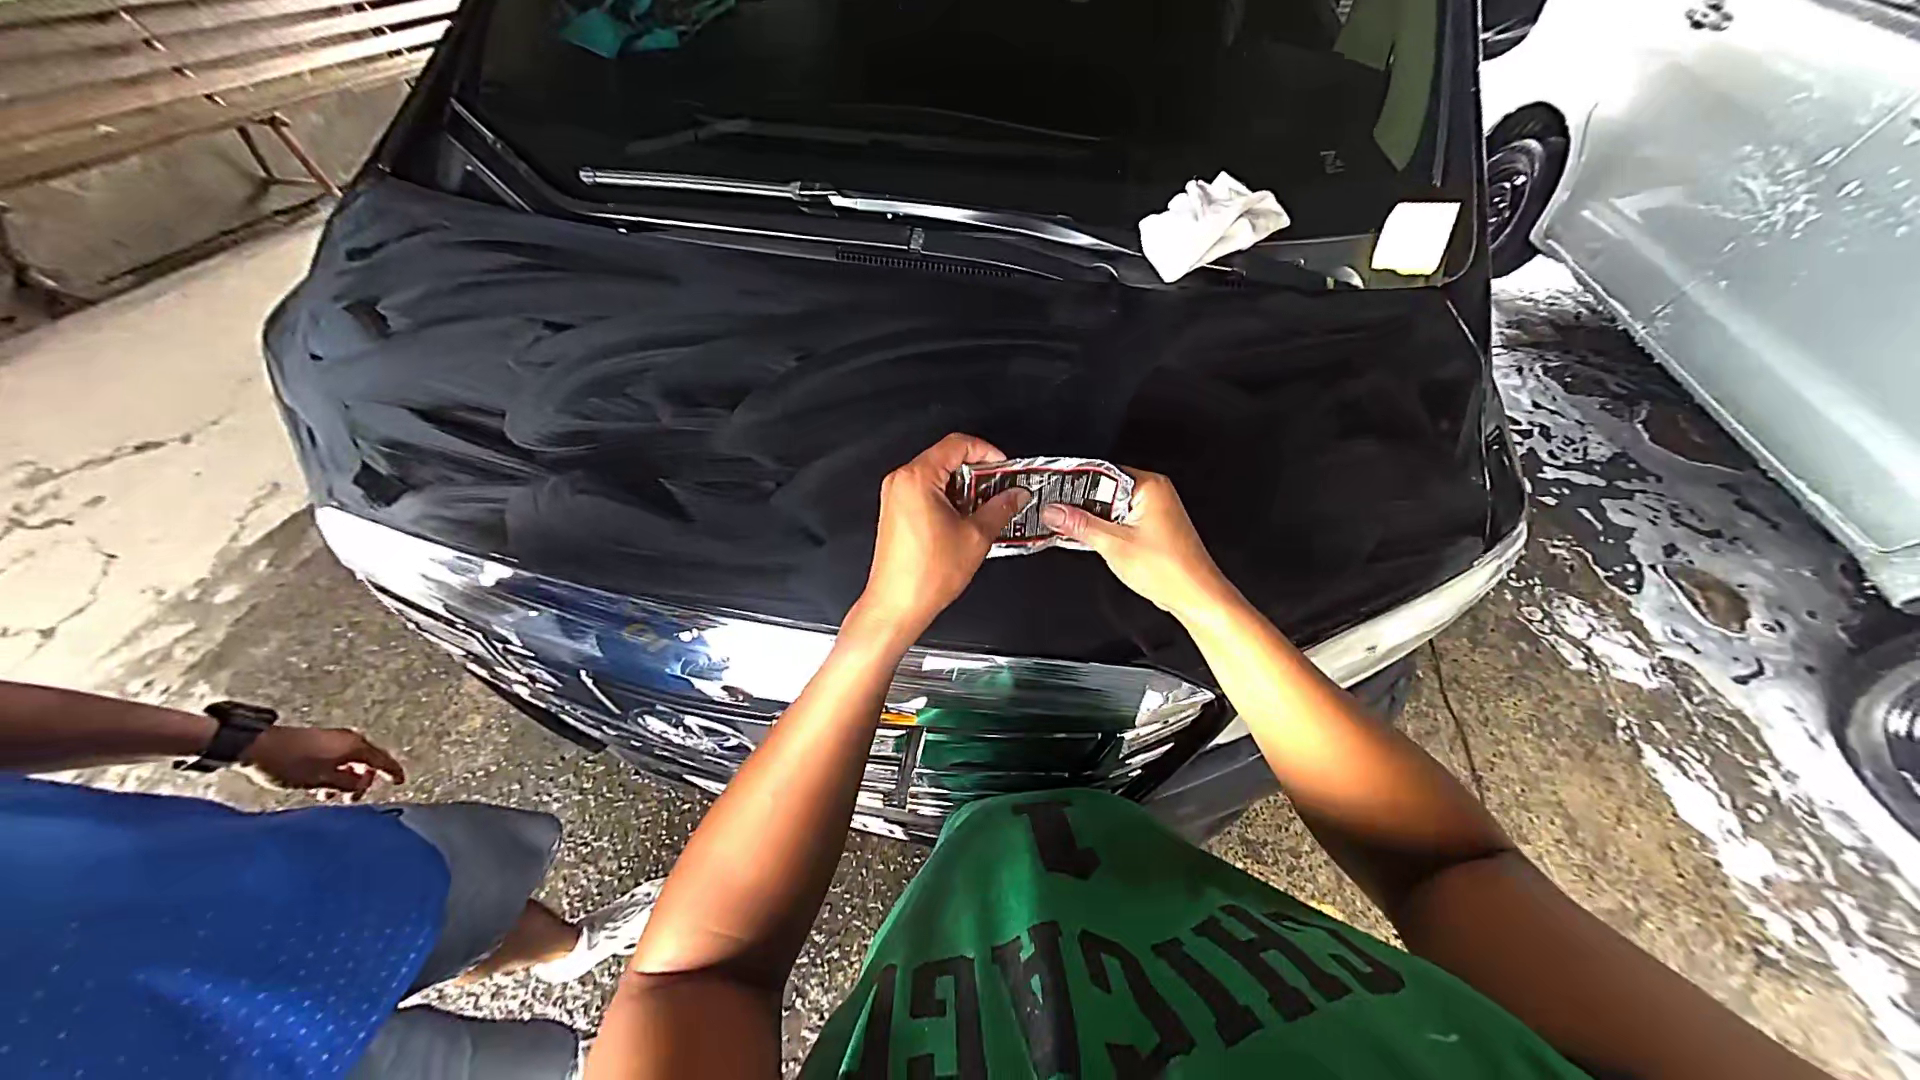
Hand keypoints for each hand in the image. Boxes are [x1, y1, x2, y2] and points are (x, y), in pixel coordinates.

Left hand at [240, 726, 405, 799]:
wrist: (255, 746)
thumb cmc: (289, 763)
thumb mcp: (320, 780)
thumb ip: (347, 783)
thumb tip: (362, 783)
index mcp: (356, 747)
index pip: (383, 761)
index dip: (393, 772)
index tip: (400, 781)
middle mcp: (350, 739)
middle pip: (367, 762)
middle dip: (361, 781)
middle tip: (350, 798)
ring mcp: (335, 738)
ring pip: (351, 761)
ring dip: (346, 778)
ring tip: (328, 795)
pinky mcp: (320, 740)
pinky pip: (338, 757)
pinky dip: (336, 771)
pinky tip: (321, 783)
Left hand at [852, 433, 1030, 639]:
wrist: (896, 605)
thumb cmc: (924, 576)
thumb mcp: (975, 537)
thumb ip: (1000, 508)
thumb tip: (1015, 495)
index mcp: (917, 479)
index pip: (957, 444)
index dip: (987, 452)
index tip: (1003, 467)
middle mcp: (901, 482)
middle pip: (946, 458)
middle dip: (977, 472)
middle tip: (1000, 489)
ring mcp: (895, 497)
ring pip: (937, 476)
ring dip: (964, 488)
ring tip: (986, 508)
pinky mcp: (895, 513)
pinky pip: (926, 493)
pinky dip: (948, 499)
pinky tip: (966, 520)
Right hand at [1040, 469, 1238, 621]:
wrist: (1195, 597)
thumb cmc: (1170, 571)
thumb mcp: (1114, 544)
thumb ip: (1080, 525)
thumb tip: (1055, 511)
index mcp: (1149, 486)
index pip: (1100, 473)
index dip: (1073, 484)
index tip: (1051, 493)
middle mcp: (1154, 493)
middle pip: (1104, 489)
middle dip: (1080, 504)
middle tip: (1055, 513)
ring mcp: (1153, 511)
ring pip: (1110, 507)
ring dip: (1091, 519)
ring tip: (1069, 528)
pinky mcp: (1151, 527)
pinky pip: (1119, 520)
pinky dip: (1104, 529)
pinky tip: (1089, 539)